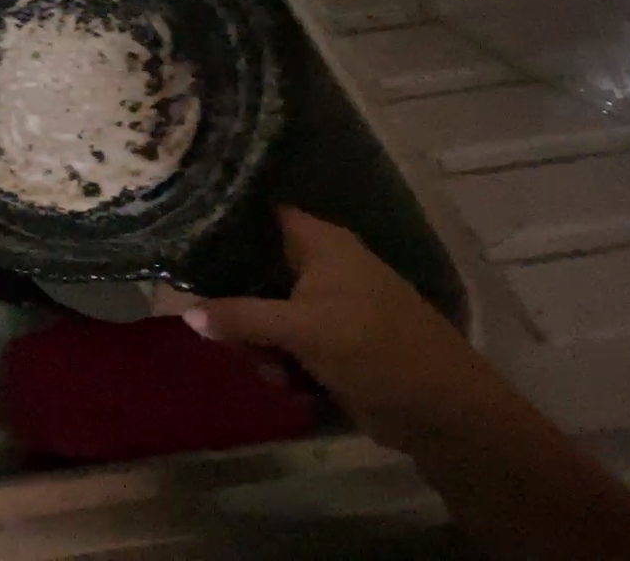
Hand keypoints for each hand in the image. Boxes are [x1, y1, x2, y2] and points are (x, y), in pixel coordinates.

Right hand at [186, 208, 506, 451]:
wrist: (448, 415)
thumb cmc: (377, 350)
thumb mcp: (301, 330)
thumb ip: (240, 317)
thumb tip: (185, 314)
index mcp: (318, 242)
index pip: (256, 213)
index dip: (220, 220)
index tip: (181, 232)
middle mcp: (319, 263)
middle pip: (251, 267)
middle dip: (234, 303)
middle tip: (222, 328)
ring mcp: (325, 302)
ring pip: (263, 308)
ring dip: (257, 341)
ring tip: (268, 368)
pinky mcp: (330, 337)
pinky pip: (283, 337)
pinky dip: (279, 358)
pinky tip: (286, 382)